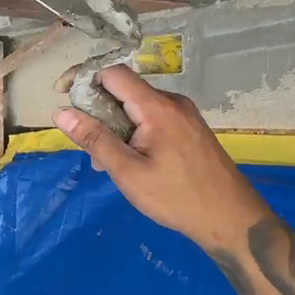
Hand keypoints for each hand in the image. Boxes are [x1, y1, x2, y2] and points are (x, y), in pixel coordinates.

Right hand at [54, 65, 272, 249]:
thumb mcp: (127, 172)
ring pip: (134, 106)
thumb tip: (60, 112)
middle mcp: (172, 103)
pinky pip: (150, 118)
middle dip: (96, 110)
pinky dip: (131, 132)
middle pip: (122, 89)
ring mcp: (184, 115)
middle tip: (87, 145)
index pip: (113, 73)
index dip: (83, 78)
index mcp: (158, 108)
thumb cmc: (178, 198)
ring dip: (113, 125)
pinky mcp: (189, 129)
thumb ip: (94, 139)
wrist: (234, 221)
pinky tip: (129, 161)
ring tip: (107, 162)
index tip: (62, 95)